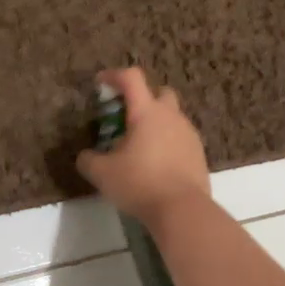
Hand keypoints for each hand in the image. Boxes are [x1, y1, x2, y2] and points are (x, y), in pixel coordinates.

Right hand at [76, 67, 211, 223]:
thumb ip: (88, 160)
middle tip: (126, 117)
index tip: (100, 84)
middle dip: (143, 99)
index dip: (113, 76)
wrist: (182, 209)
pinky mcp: (199, 154)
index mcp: (146, 112)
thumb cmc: (139, 184)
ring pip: (172, 117)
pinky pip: (180, 138)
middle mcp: (171, 117)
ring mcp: (189, 134)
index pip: (131, 78)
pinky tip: (156, 163)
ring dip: (156, 123)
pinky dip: (167, 142)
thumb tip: (85, 156)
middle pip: (160, 93)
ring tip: (139, 146)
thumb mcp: (102, 174)